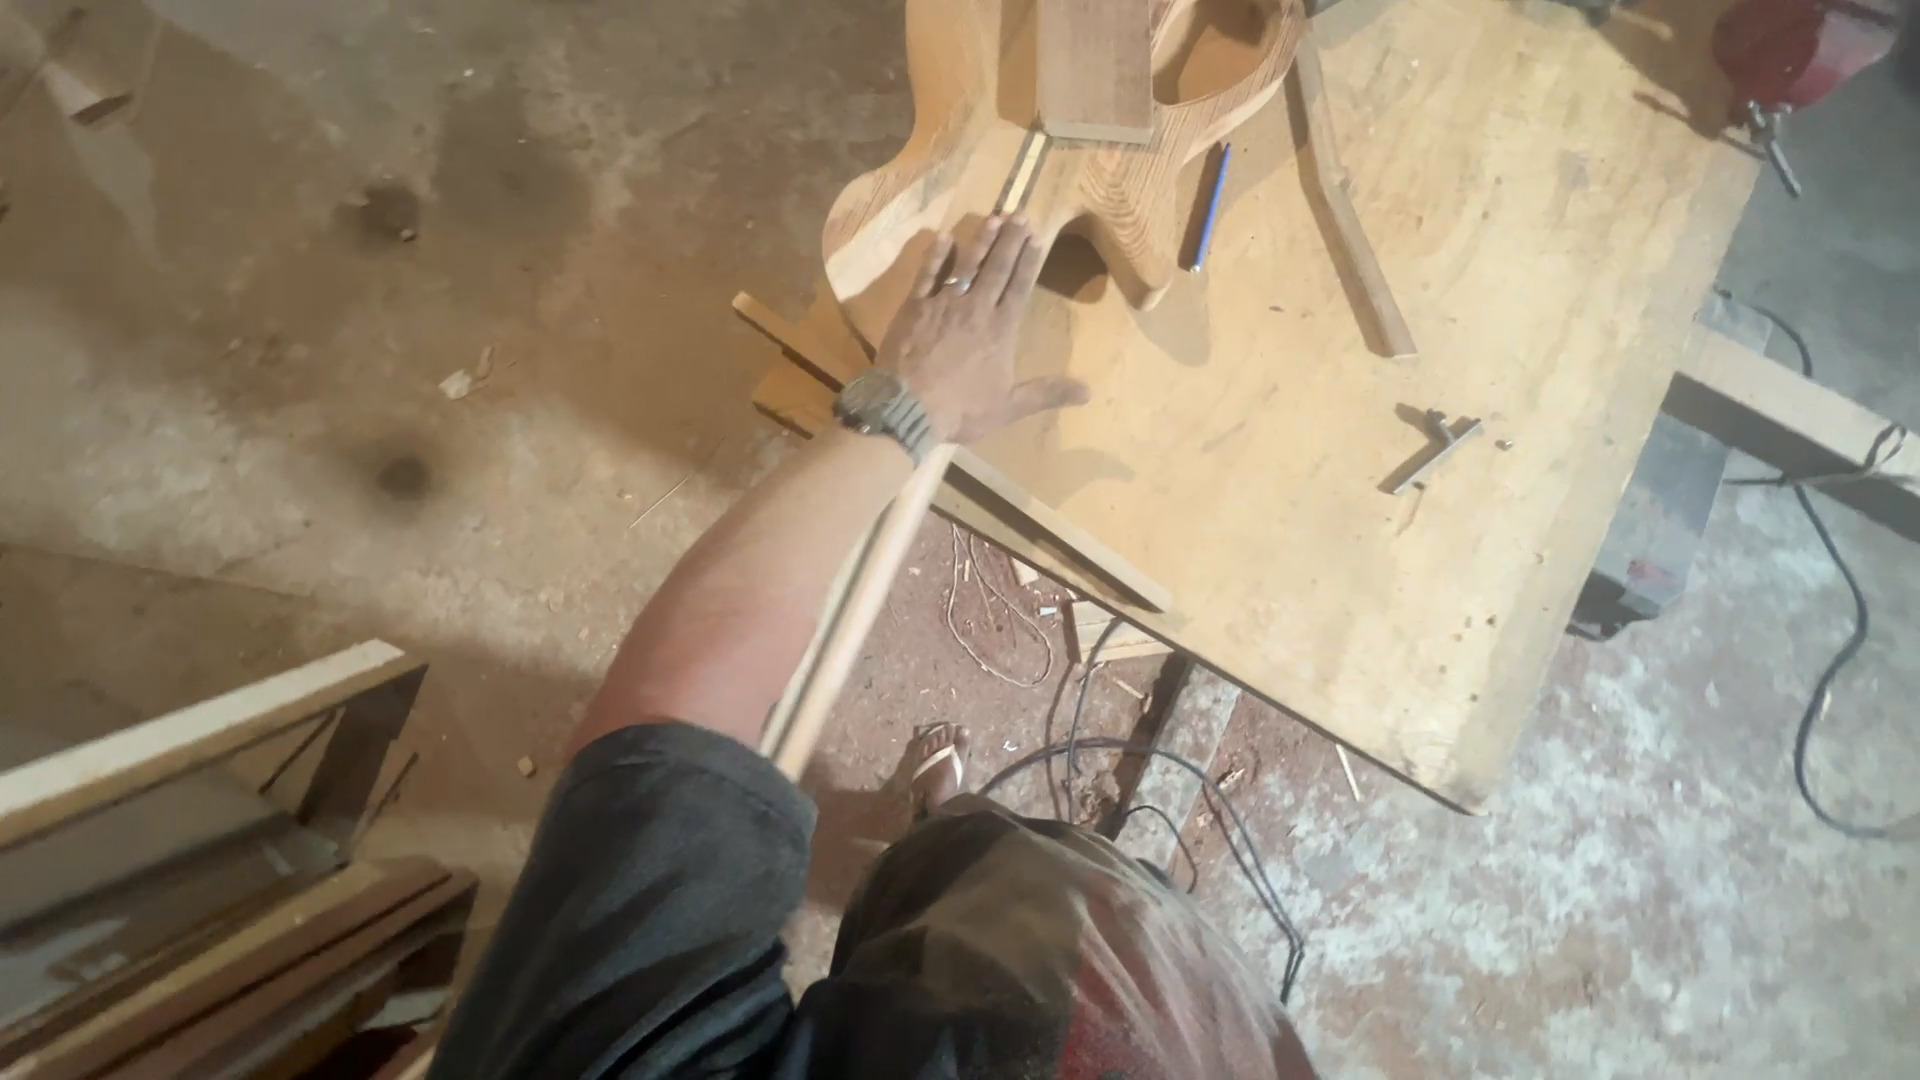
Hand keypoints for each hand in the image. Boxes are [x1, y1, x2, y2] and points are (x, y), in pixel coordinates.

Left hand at [875, 215, 1090, 443]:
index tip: (1038, 236)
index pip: (1020, 286)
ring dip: (980, 240)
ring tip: (993, 218)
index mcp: (1001, 330)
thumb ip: (1047, 393)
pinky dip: (936, 256)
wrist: (908, 407)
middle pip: (997, 268)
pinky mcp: (914, 308)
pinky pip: (926, 275)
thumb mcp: (1009, 407)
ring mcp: (943, 304)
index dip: (1029, 261)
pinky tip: (944, 238)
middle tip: (1019, 215)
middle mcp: (976, 308)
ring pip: (966, 265)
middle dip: (1010, 240)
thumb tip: (1087, 392)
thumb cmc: (962, 409)